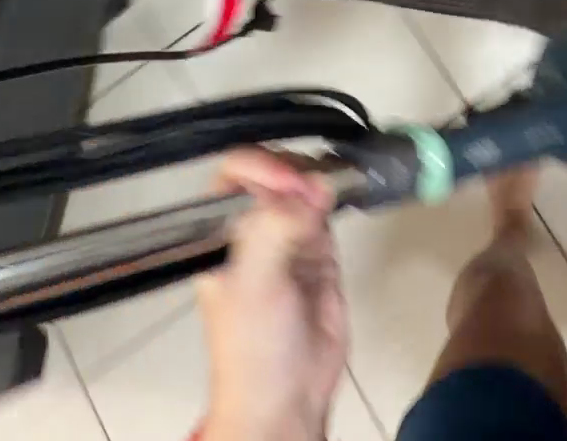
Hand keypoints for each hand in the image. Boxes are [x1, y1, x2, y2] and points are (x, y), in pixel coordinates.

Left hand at [200, 149, 346, 440]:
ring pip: (302, 184)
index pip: (234, 175)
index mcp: (220, 232)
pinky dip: (338, 193)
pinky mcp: (319, 247)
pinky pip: (328, 207)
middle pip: (272, 172)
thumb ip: (276, 230)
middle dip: (294, 170)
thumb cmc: (252, 348)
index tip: (289, 185)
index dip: (261, 169)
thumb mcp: (254, 284)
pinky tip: (345, 191)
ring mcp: (287, 235)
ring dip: (319, 177)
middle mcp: (252, 228)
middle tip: (314, 189)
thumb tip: (315, 189)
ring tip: (333, 188)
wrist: (288, 397)